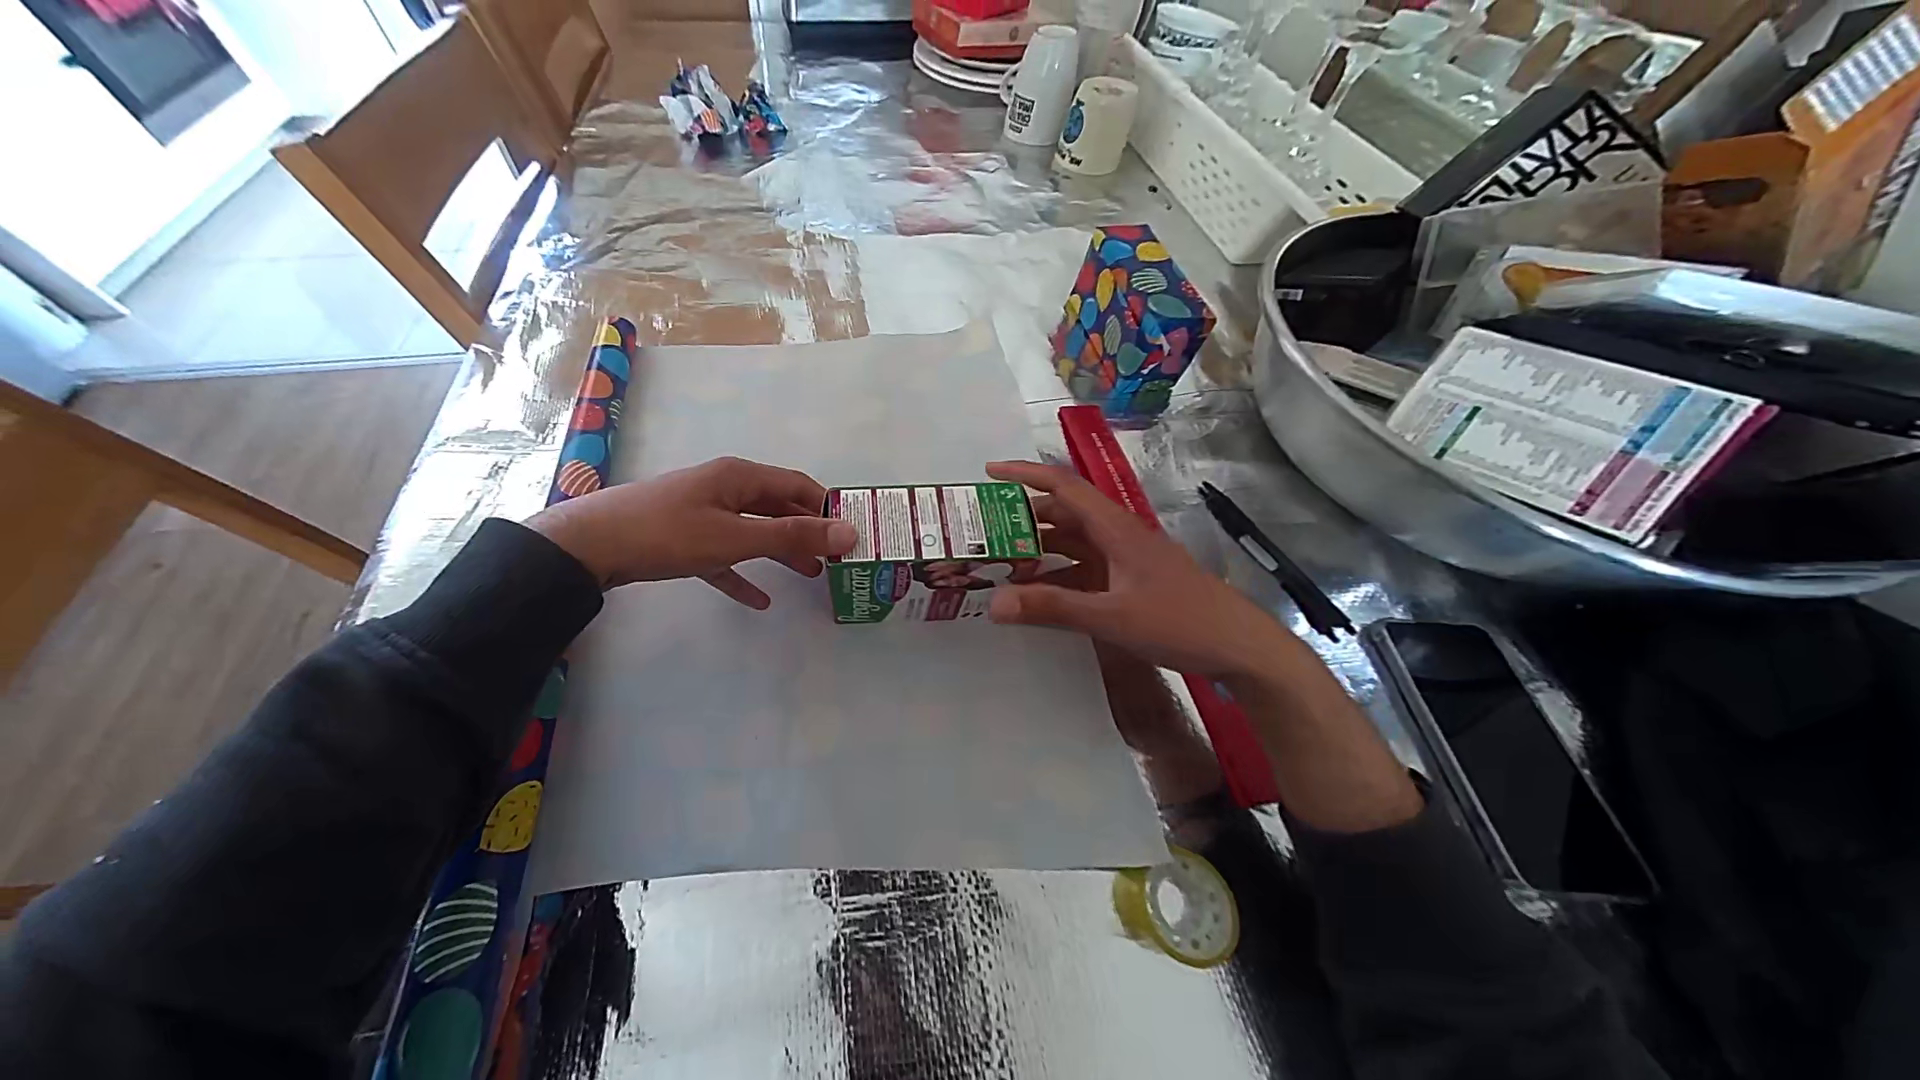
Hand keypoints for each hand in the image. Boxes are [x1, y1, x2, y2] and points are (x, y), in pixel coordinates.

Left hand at [525, 456, 855, 605]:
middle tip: (834, 558)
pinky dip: (743, 573)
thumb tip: (848, 532)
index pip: (797, 485)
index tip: (850, 534)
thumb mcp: (735, 536)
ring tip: (809, 575)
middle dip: (807, 531)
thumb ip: (792, 536)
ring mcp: (701, 513)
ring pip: (753, 531)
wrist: (588, 546)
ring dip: (781, 551)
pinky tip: (758, 600)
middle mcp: (723, 488)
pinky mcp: (683, 539)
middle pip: (777, 506)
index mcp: (739, 477)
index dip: (827, 507)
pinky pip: (724, 555)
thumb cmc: (668, 533)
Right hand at [985, 460, 1294, 678]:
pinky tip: (1040, 594)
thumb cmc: (1179, 621)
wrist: (1237, 645)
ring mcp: (1126, 559)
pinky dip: (1060, 575)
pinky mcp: (1132, 581)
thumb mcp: (1111, 616)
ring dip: (1041, 549)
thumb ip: (1053, 608)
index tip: (989, 472)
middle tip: (984, 531)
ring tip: (1002, 562)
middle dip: (1024, 518)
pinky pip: (1086, 569)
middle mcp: (1118, 535)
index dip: (1026, 474)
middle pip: (1064, 515)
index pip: (1063, 486)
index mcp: (1114, 528)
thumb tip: (993, 603)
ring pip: (1075, 543)